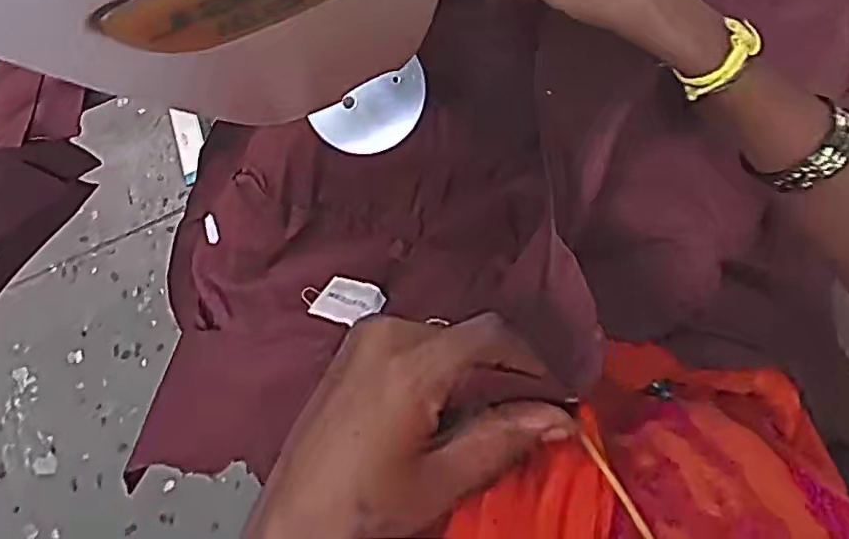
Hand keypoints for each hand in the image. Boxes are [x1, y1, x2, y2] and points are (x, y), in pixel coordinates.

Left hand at [243, 314, 576, 537]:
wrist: (294, 515)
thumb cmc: (356, 506)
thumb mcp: (439, 480)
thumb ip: (501, 439)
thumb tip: (554, 418)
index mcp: (410, 362)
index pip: (491, 334)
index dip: (532, 359)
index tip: (554, 389)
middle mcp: (388, 333)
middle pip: (469, 334)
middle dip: (503, 370)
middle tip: (525, 412)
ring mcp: (368, 334)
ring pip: (445, 336)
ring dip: (471, 369)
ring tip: (480, 417)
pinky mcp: (357, 343)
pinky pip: (416, 340)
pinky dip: (440, 366)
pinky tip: (441, 407)